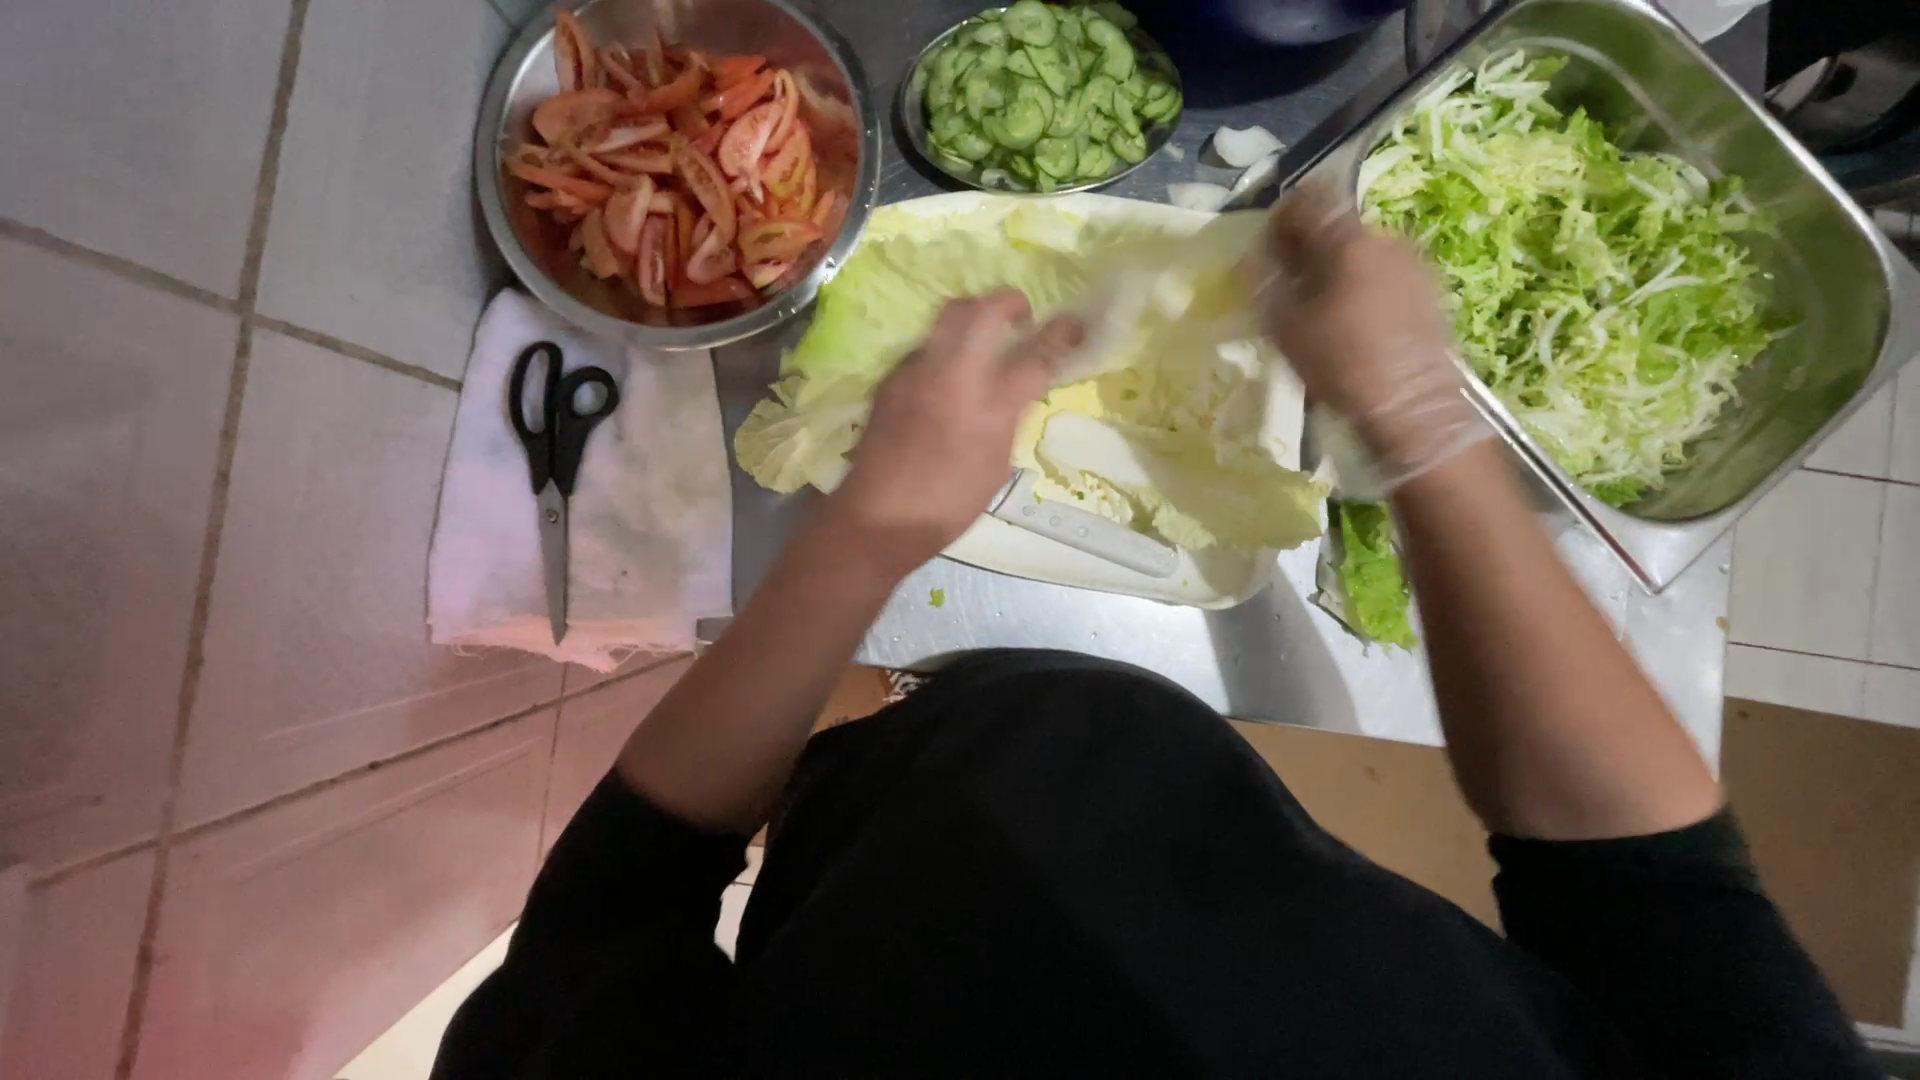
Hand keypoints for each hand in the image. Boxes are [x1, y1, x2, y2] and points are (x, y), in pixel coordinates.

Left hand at [817, 289, 1084, 576]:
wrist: (879, 517)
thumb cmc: (948, 506)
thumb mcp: (997, 467)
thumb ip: (1009, 421)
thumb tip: (1015, 395)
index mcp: (992, 407)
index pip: (1036, 356)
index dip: (1061, 334)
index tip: (1074, 324)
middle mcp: (955, 376)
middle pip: (986, 310)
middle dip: (1010, 301)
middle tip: (1021, 316)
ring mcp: (917, 372)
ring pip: (948, 317)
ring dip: (973, 317)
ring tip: (982, 339)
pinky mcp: (891, 379)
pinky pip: (924, 348)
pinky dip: (943, 351)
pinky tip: (944, 378)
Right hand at [1250, 184, 1483, 474]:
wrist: (1411, 404)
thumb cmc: (1340, 365)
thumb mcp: (1285, 328)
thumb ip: (1266, 283)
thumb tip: (1254, 259)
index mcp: (1347, 241)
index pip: (1309, 199)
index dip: (1281, 217)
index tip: (1266, 247)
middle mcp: (1385, 239)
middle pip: (1336, 226)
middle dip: (1308, 248)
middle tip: (1287, 283)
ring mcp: (1412, 262)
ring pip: (1360, 250)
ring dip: (1335, 268)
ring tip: (1319, 307)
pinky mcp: (1429, 287)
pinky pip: (1383, 272)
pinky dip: (1361, 284)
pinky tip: (1351, 321)